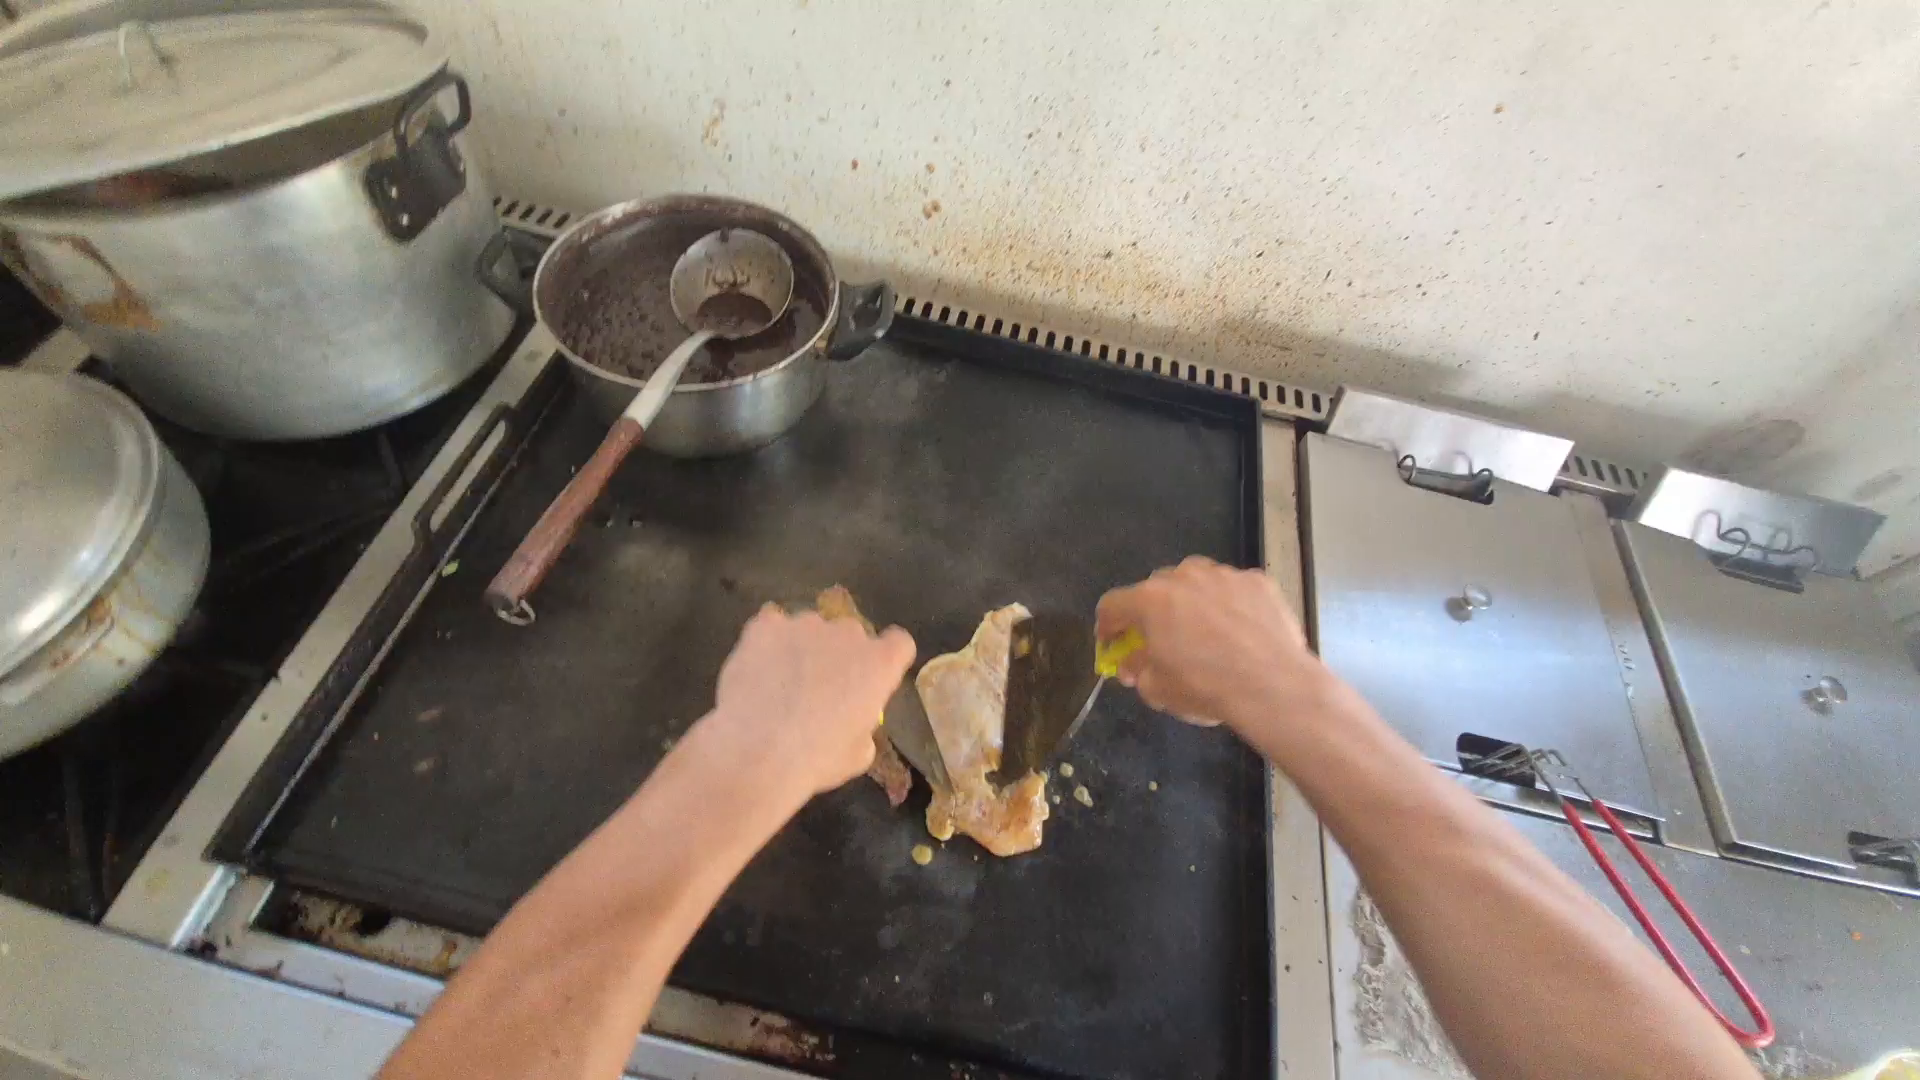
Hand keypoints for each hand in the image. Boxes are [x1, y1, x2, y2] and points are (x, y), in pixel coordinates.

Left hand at [701, 603, 915, 798]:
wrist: (755, 753)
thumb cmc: (815, 761)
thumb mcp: (858, 755)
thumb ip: (864, 724)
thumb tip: (853, 720)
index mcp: (879, 664)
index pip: (899, 644)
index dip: (886, 659)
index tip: (871, 679)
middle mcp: (847, 634)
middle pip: (851, 634)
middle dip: (840, 654)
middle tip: (820, 688)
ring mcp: (806, 624)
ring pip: (811, 628)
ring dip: (804, 647)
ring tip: (780, 681)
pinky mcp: (767, 625)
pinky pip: (772, 624)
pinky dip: (768, 640)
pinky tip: (757, 666)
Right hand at [1096, 556, 1335, 729]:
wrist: (1274, 687)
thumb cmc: (1206, 687)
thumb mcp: (1157, 688)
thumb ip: (1137, 669)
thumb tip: (1133, 664)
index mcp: (1149, 600)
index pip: (1111, 605)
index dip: (1107, 626)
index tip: (1112, 643)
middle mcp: (1182, 577)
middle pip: (1155, 588)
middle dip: (1152, 612)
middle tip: (1161, 639)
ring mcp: (1223, 575)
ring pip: (1195, 581)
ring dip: (1190, 601)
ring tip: (1203, 631)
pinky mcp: (1257, 581)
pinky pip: (1232, 589)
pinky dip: (1229, 604)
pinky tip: (1240, 630)